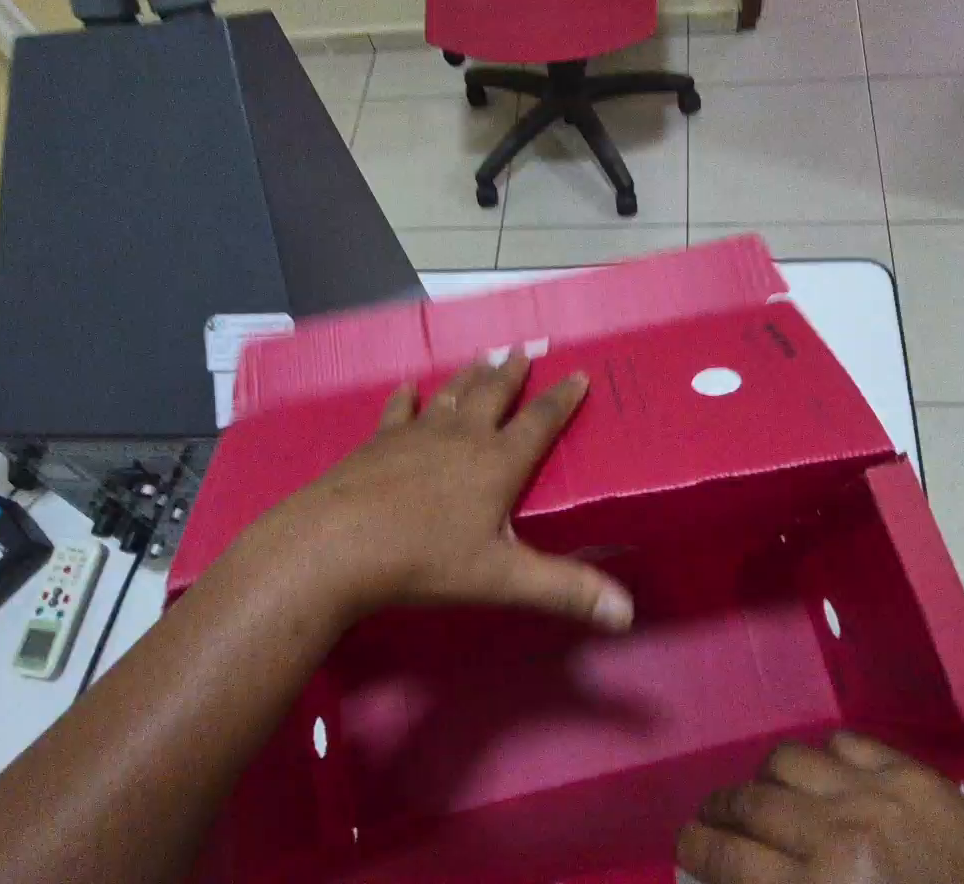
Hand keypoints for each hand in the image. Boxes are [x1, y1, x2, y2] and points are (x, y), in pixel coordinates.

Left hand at [236, 354, 633, 632]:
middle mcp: (462, 438)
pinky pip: (399, 410)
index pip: (540, 423)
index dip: (562, 399)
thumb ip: (564, 590)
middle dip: (512, 373)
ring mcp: (416, 435)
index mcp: (498, 463)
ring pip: (452, 395)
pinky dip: (407, 397)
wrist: (336, 545)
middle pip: (494, 395)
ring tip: (483, 356)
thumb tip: (627, 613)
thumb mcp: (502, 579)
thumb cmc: (425, 560)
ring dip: (470, 376)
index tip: (578, 374)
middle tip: (523, 349)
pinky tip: (407, 387)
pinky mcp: (378, 442)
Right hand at [678, 733, 963, 883]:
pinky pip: (843, 745)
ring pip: (787, 762)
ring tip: (764, 796)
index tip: (685, 845)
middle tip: (710, 819)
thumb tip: (735, 878)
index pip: (731, 861)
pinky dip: (822, 760)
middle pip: (750, 804)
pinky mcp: (912, 773)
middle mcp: (841, 834)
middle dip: (718, 811)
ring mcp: (879, 794)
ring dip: (765, 780)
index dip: (696, 850)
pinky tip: (822, 779)